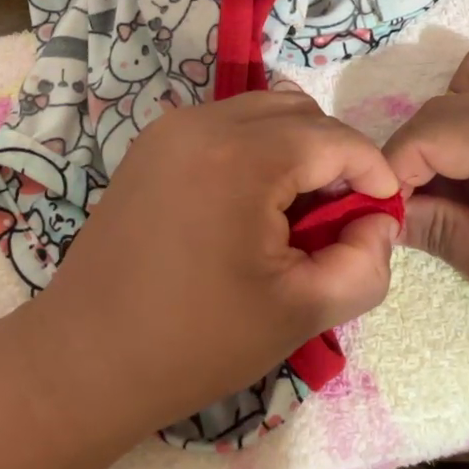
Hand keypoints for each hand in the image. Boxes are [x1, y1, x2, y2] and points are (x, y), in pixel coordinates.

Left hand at [32, 88, 400, 427]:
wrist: (86, 358)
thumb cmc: (197, 341)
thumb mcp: (301, 312)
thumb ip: (363, 264)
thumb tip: (379, 222)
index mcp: (242, 156)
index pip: (334, 137)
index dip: (371, 171)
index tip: (383, 214)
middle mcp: (203, 122)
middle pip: (298, 112)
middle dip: (333, 155)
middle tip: (338, 217)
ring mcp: (170, 128)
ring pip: (260, 111)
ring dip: (293, 148)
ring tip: (293, 212)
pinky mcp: (150, 144)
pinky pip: (223, 125)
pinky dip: (253, 149)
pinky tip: (248, 205)